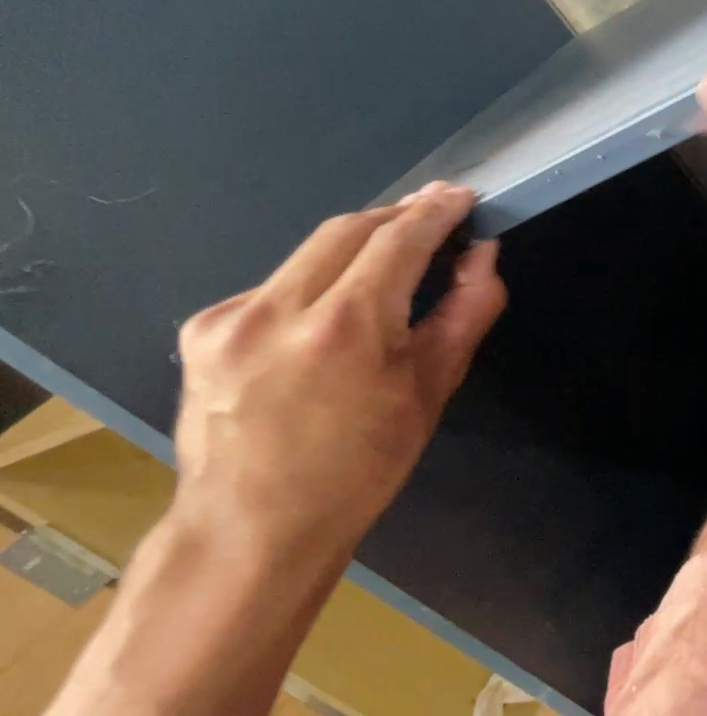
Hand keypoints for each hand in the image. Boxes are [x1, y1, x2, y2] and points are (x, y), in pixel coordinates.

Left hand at [172, 182, 505, 552]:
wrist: (249, 531)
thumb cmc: (363, 466)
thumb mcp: (432, 389)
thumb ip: (465, 311)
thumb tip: (484, 255)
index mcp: (344, 327)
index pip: (398, 240)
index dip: (436, 212)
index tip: (464, 196)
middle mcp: (277, 309)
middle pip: (347, 229)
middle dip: (398, 216)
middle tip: (438, 212)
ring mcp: (228, 319)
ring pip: (310, 252)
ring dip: (359, 245)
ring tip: (396, 255)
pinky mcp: (201, 331)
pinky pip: (278, 284)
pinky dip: (318, 280)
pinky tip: (335, 307)